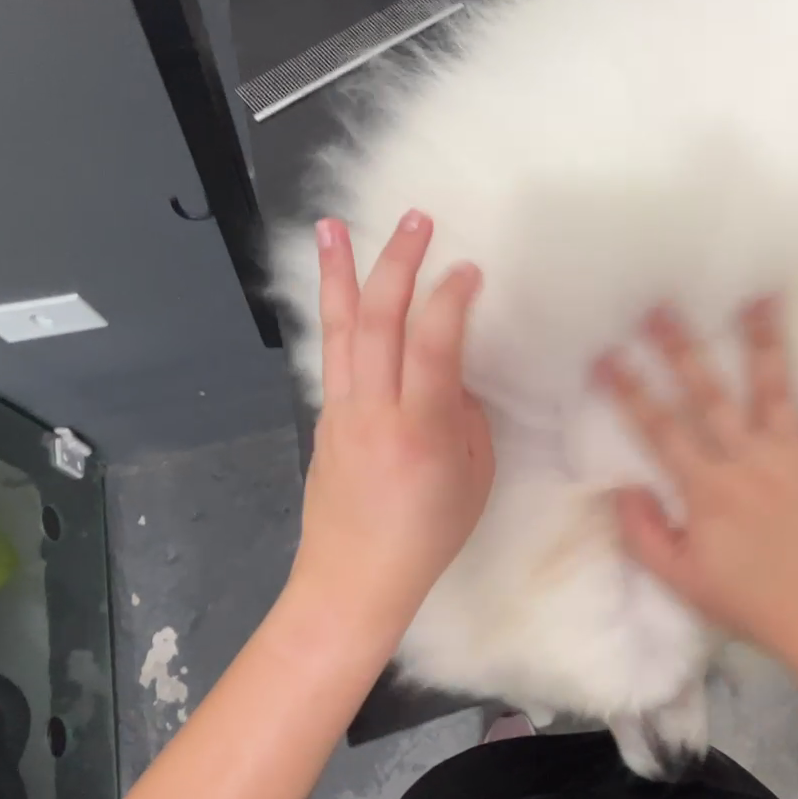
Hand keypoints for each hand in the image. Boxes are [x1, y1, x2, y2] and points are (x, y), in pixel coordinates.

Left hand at [292, 210, 493, 625]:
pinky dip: (336, 313)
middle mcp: (373, 410)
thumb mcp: (473, 479)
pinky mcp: (324, 417)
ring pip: (339, 329)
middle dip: (396, 263)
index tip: (468, 269)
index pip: (433, 344)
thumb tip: (454, 379)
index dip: (450, 298)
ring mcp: (340, 411)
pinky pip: (332, 354)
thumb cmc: (427, 536)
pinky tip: (339, 291)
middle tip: (414, 220)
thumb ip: (466, 419)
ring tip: (332, 227)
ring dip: (339, 273)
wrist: (354, 578)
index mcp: (421, 428)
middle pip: (379, 321)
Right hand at [595, 298, 797, 655]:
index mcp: (708, 489)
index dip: (629, 392)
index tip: (605, 357)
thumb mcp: (679, 579)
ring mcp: (789, 459)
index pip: (659, 430)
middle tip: (662, 308)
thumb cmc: (745, 600)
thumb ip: (643, 532)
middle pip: (708, 396)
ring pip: (772, 391)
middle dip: (682, 350)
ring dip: (764, 343)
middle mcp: (747, 461)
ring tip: (761, 298)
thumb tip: (622, 487)